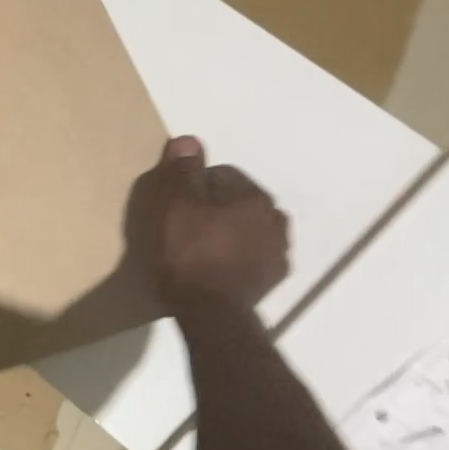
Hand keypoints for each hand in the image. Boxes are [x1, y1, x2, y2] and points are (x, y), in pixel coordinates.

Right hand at [144, 136, 290, 312]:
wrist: (209, 309)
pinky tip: (216, 266)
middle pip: (236, 199)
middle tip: (181, 226)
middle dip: (213, 206)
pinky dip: (238, 254)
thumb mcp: (172, 207)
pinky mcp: (274, 273)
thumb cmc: (185, 252)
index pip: (219, 173)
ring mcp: (278, 247)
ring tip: (199, 247)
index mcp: (250, 196)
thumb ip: (182, 172)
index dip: (190, 186)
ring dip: (229, 229)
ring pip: (248, 225)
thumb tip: (190, 140)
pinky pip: (254, 252)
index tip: (170, 205)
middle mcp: (273, 215)